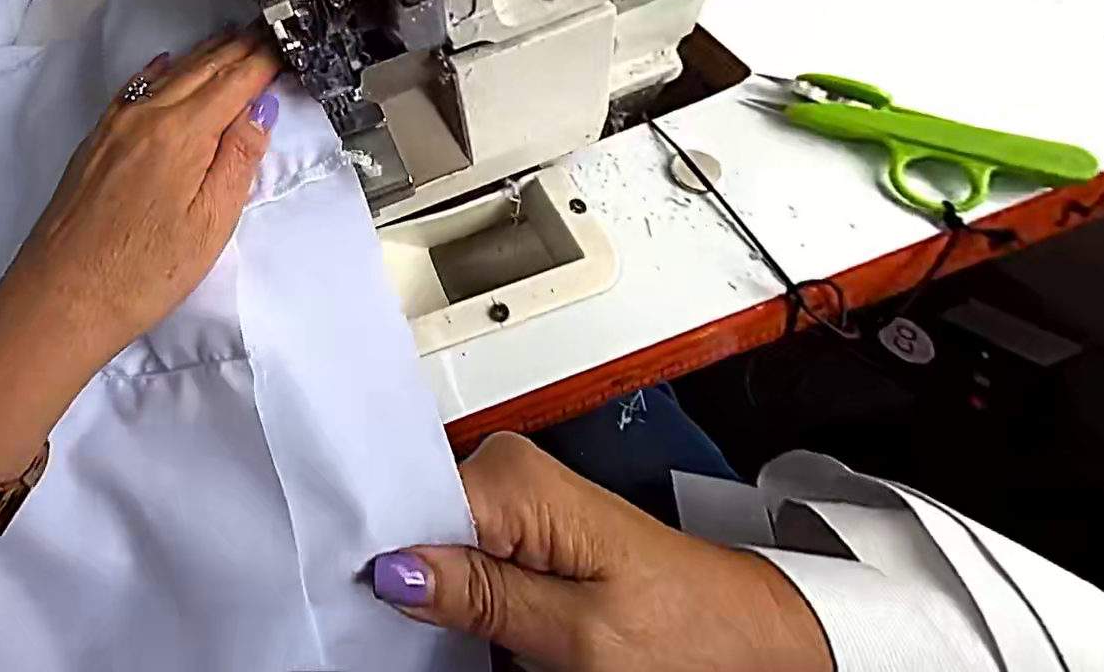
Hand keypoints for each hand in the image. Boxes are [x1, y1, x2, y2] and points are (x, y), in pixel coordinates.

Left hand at [0, 29, 281, 342]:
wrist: (59, 302)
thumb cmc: (144, 271)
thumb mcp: (212, 220)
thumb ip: (238, 158)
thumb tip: (260, 109)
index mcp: (182, 134)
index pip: (234, 83)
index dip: (262, 63)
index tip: (283, 47)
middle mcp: (146, 118)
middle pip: (202, 69)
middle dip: (238, 48)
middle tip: (264, 32)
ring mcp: (116, 127)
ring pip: (170, 74)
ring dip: (205, 54)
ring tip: (231, 39)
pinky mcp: (97, 143)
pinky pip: (135, 89)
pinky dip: (160, 70)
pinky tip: (167, 62)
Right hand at [372, 433, 830, 671]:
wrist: (738, 631)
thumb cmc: (682, 629)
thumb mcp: (578, 634)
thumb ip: (483, 594)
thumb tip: (397, 566)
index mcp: (518, 478)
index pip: (418, 501)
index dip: (390, 553)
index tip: (366, 599)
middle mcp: (511, 469)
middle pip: (424, 516)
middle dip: (412, 572)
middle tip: (424, 630)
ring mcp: (516, 490)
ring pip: (440, 533)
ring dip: (437, 584)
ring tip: (457, 630)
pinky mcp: (523, 514)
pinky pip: (466, 542)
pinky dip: (459, 583)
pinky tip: (464, 616)